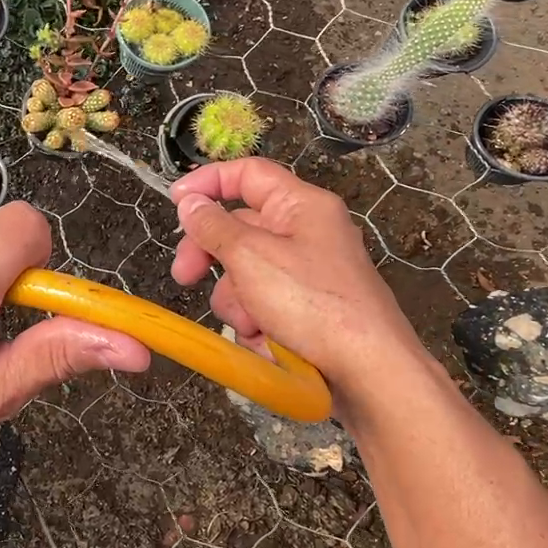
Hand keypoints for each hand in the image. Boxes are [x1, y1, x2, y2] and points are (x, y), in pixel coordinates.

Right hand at [168, 159, 431, 416]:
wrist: (372, 374)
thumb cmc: (313, 304)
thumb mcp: (250, 257)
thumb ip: (212, 226)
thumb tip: (190, 203)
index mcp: (301, 206)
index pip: (247, 173)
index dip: (208, 181)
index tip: (175, 202)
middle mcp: (307, 232)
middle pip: (239, 227)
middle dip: (209, 254)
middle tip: (184, 276)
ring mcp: (308, 272)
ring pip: (245, 271)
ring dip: (235, 299)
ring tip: (249, 323)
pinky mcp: (308, 308)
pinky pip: (263, 303)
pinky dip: (255, 321)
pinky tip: (266, 341)